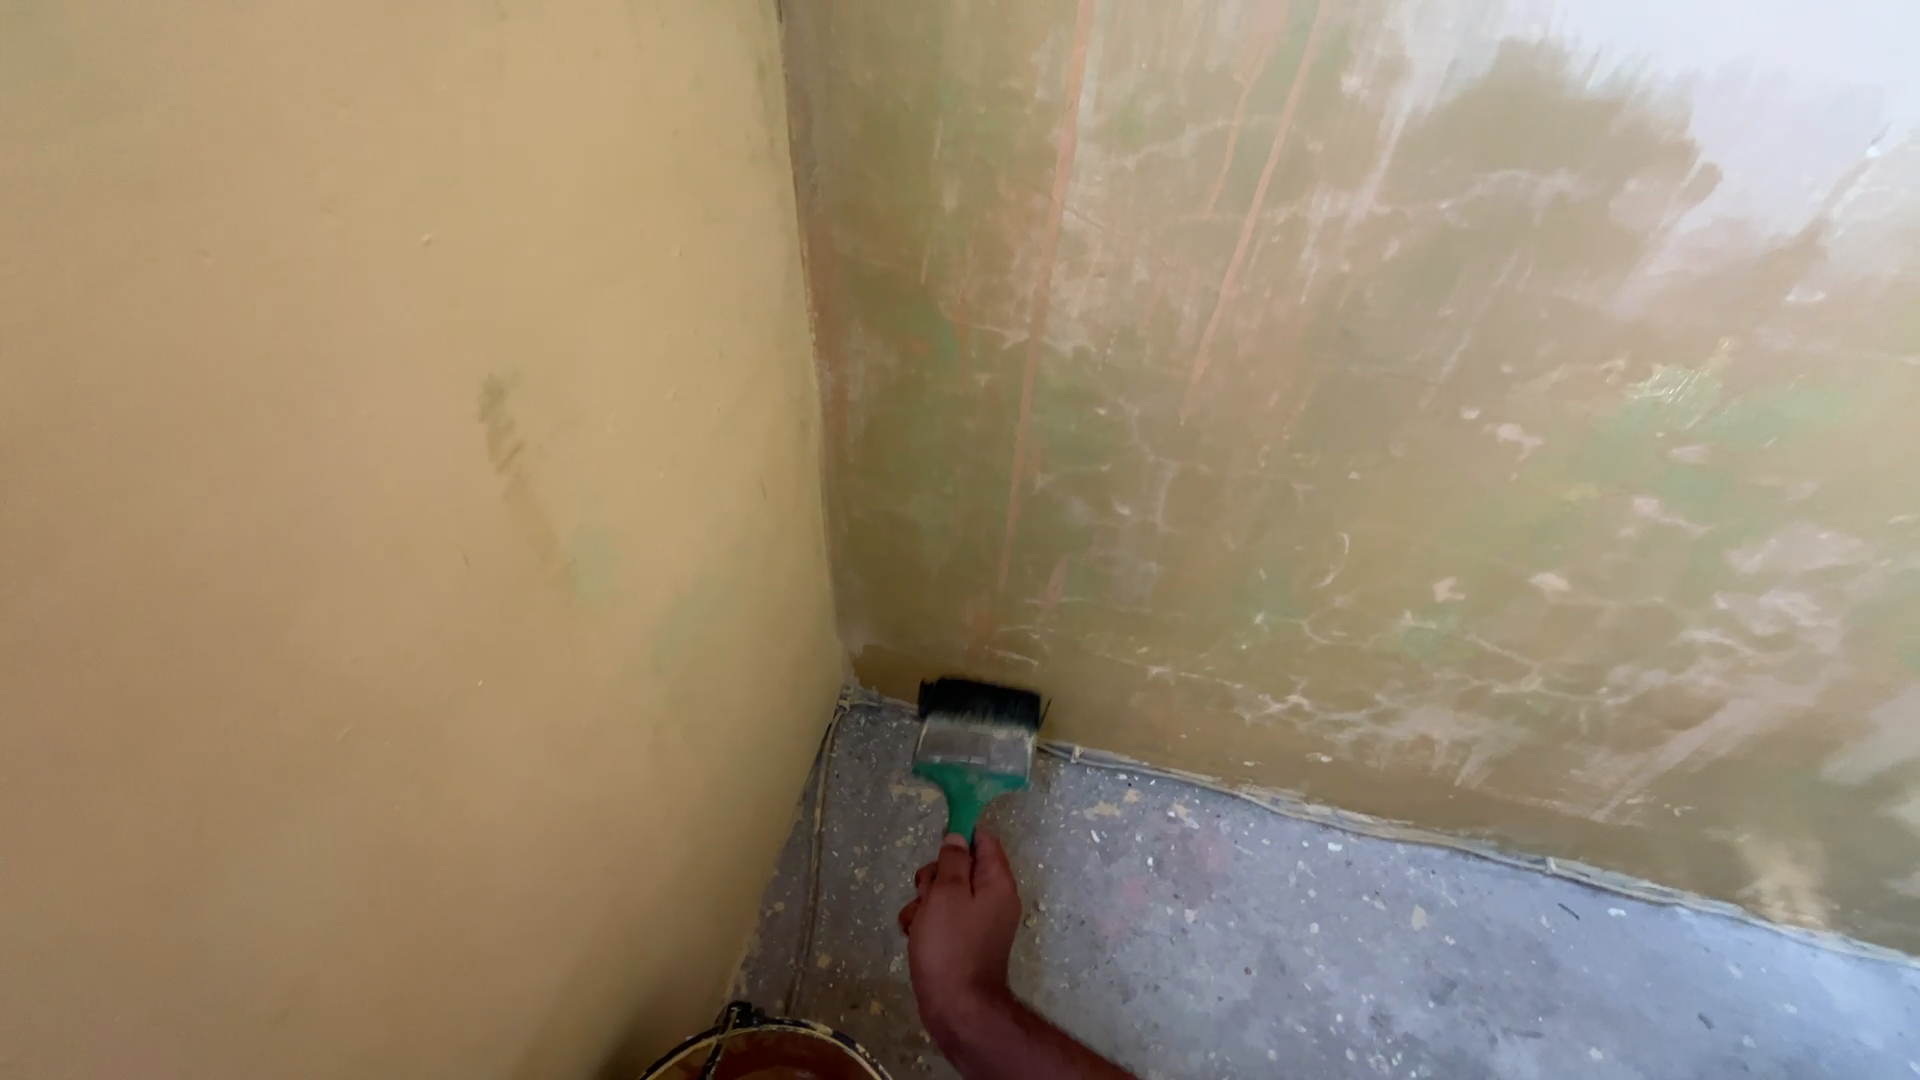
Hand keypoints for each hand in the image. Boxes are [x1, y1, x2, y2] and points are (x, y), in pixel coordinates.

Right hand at [896, 828, 1021, 1039]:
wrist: (956, 1009)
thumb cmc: (950, 946)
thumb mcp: (946, 893)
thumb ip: (952, 860)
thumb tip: (958, 838)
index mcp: (997, 882)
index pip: (984, 840)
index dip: (959, 837)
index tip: (936, 845)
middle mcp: (992, 898)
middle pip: (960, 866)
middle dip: (935, 876)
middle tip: (927, 894)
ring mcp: (978, 921)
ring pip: (945, 893)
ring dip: (924, 901)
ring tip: (917, 922)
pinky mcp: (963, 941)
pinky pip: (942, 918)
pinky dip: (926, 922)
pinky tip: (914, 935)